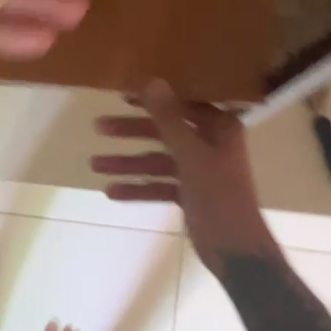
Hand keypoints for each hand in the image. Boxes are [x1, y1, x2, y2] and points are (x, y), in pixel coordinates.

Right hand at [92, 79, 274, 271]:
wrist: (235, 249)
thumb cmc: (219, 196)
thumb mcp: (190, 154)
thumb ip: (169, 119)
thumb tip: (152, 81)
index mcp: (219, 129)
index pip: (182, 104)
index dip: (153, 100)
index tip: (123, 96)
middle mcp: (210, 145)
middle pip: (164, 132)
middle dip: (131, 132)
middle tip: (99, 127)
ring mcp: (199, 171)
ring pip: (157, 161)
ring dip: (128, 163)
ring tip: (95, 165)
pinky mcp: (190, 194)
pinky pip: (159, 185)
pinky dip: (138, 187)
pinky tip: (112, 191)